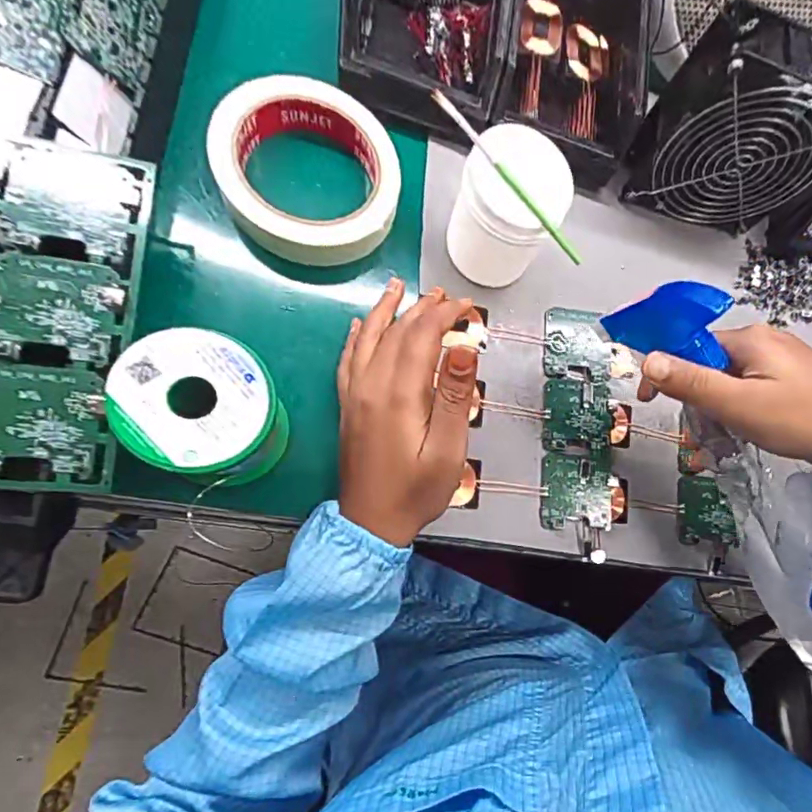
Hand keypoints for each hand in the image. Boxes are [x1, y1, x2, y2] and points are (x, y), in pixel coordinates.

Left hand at [336, 279, 479, 546]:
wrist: (371, 522)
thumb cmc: (414, 492)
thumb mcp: (447, 450)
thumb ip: (455, 397)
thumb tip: (464, 349)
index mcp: (398, 394)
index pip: (421, 336)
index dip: (443, 315)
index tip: (464, 307)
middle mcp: (370, 387)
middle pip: (396, 332)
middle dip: (421, 308)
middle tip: (444, 296)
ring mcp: (354, 395)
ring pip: (367, 339)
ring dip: (384, 311)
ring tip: (396, 288)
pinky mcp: (347, 407)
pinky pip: (347, 361)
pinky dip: (355, 338)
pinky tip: (358, 326)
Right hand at [637, 324, 811, 470]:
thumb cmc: (802, 419)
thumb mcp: (737, 403)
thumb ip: (690, 381)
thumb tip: (648, 360)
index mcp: (749, 339)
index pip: (689, 347)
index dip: (666, 373)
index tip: (650, 399)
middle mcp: (762, 343)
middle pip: (705, 368)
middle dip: (695, 404)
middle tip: (698, 435)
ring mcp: (776, 362)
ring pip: (723, 385)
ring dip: (713, 415)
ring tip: (719, 445)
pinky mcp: (785, 380)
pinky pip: (744, 393)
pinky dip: (733, 415)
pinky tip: (737, 437)